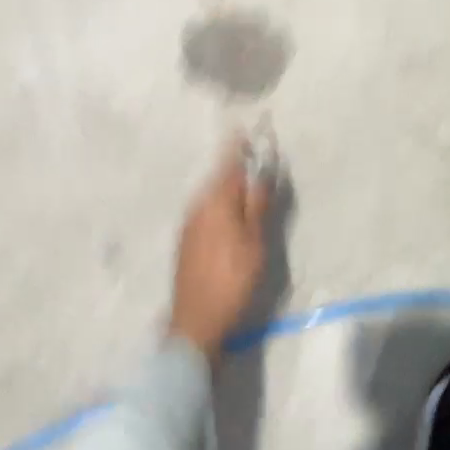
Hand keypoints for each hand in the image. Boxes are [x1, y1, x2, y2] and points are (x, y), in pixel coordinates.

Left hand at [168, 137, 272, 360]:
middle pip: (221, 176)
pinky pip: (208, 210)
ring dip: (232, 188)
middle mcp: (197, 204)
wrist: (194, 323)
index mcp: (215, 200)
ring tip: (253, 190)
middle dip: (240, 166)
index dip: (243, 143)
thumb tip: (264, 169)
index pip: (230, 160)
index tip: (256, 127)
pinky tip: (235, 219)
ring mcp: (188, 223)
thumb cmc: (232, 281)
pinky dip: (223, 206)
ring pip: (214, 194)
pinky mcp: (186, 241)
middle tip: (262, 161)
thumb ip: (258, 203)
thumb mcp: (255, 242)